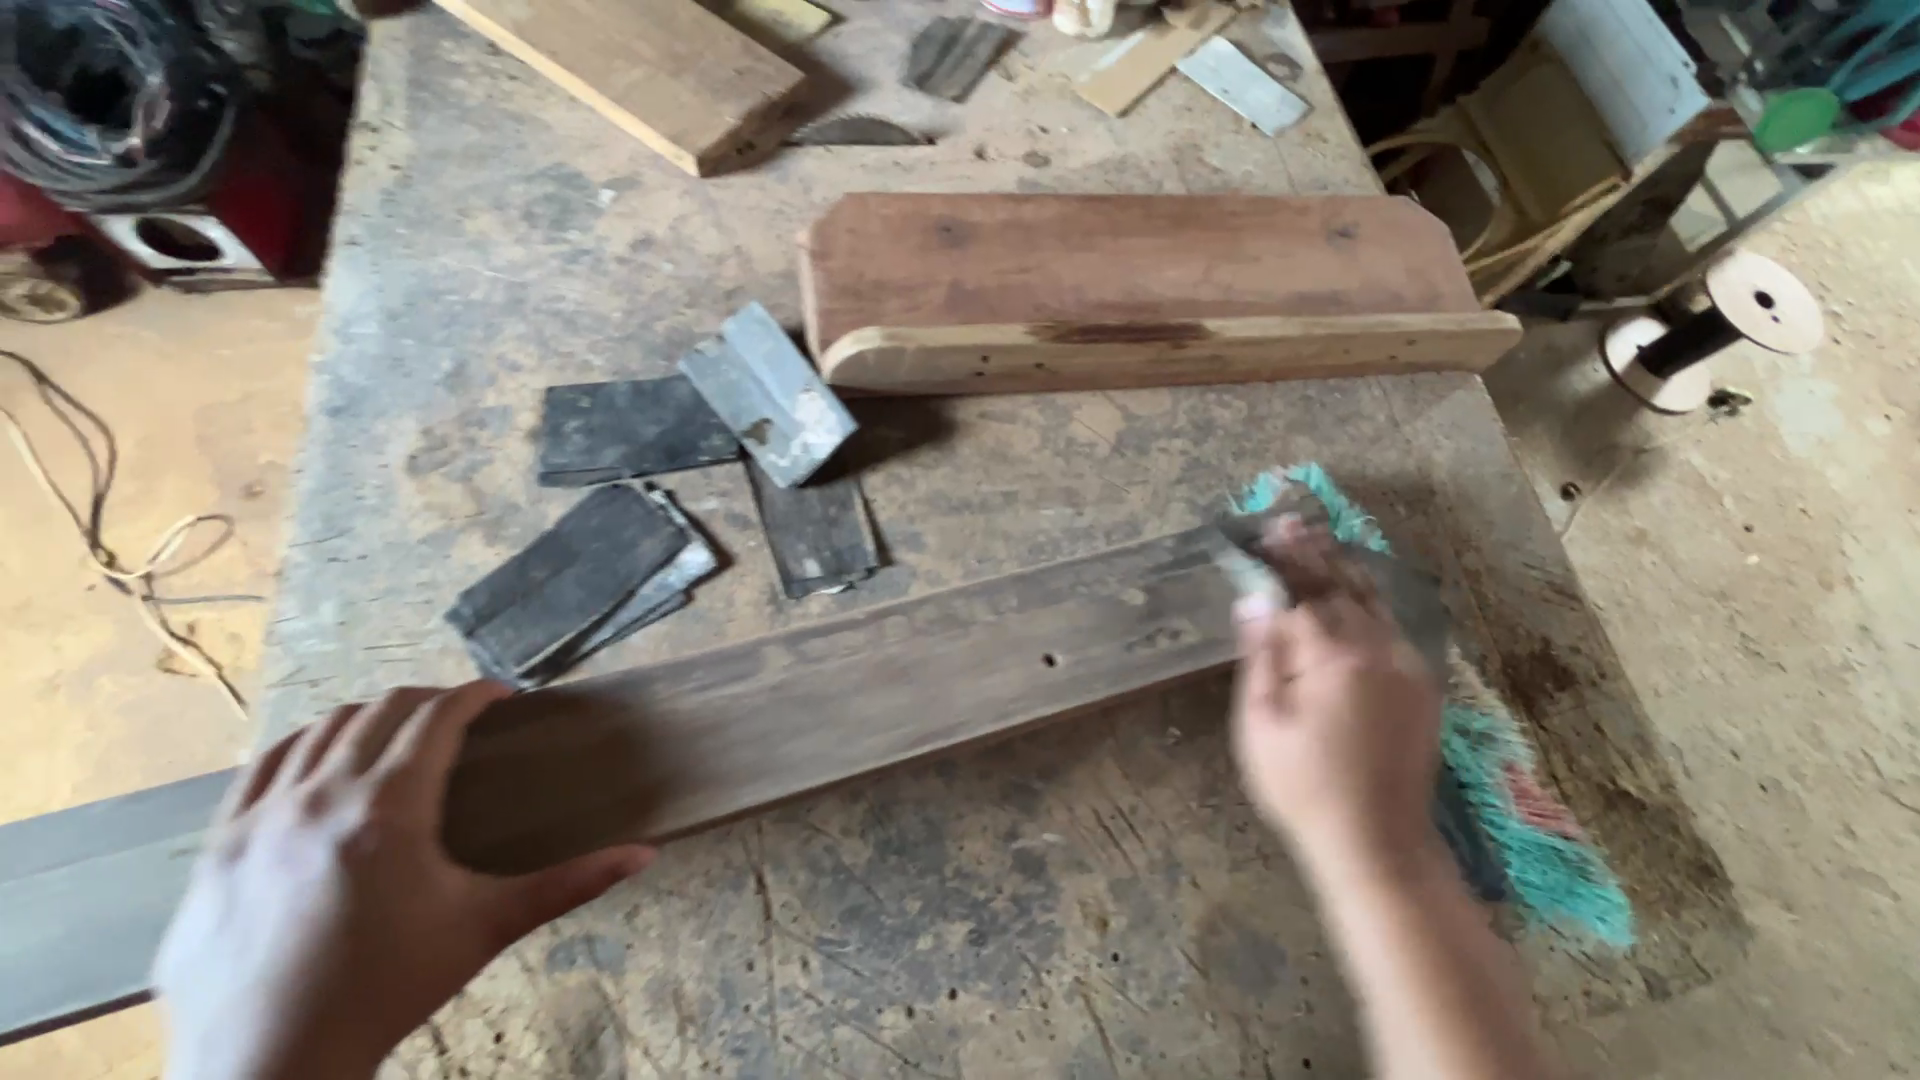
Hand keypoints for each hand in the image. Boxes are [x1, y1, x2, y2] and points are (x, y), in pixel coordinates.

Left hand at [155, 682, 655, 1079]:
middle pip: (380, 710)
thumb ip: (571, 883)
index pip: (436, 716)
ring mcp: (257, 818)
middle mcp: (319, 797)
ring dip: (369, 717)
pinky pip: (262, 765)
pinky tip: (326, 763)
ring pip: (319, 729)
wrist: (269, 1063)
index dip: (476, 693)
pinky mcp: (217, 845)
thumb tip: (645, 854)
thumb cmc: (389, 988)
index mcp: (388, 809)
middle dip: (430, 699)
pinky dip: (305, 744)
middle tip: (463, 718)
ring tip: (400, 734)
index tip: (503, 695)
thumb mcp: (488, 928)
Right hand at [1230, 519, 1443, 873]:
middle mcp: (1377, 652)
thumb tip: (1256, 600)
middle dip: (1314, 552)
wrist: (1377, 842)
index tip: (1268, 527)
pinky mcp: (1422, 687)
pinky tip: (1358, 589)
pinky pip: (1392, 625)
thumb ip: (1261, 655)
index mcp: (1333, 659)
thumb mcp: (1261, 724)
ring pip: (1373, 602)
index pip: (1303, 592)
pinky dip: (1370, 598)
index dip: (1284, 558)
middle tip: (1292, 520)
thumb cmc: (1301, 787)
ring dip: (1345, 568)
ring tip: (1323, 540)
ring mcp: (1406, 667)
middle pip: (1341, 587)